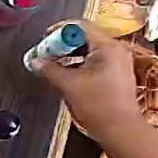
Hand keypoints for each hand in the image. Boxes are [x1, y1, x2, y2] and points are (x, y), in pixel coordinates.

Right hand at [34, 24, 144, 146]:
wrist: (121, 131)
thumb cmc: (102, 108)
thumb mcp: (69, 85)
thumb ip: (50, 69)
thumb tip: (36, 61)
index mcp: (108, 47)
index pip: (80, 26)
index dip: (58, 31)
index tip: (45, 41)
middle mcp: (116, 51)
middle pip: (84, 36)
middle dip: (62, 44)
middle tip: (46, 53)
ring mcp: (118, 62)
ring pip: (89, 49)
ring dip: (69, 55)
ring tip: (53, 64)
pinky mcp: (116, 74)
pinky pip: (95, 61)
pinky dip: (79, 63)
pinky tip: (66, 74)